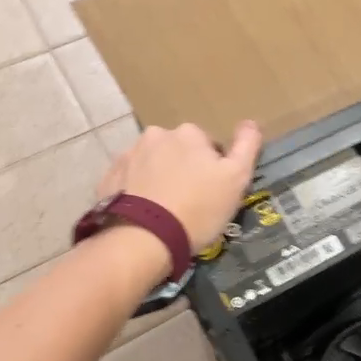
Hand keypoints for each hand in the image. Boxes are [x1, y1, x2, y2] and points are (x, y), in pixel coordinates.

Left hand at [95, 121, 263, 251]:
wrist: (144, 239)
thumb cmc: (199, 208)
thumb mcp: (237, 178)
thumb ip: (247, 146)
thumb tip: (250, 122)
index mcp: (189, 133)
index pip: (209, 145)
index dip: (215, 168)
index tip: (213, 191)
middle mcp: (156, 135)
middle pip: (178, 151)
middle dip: (184, 169)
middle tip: (190, 201)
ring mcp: (128, 155)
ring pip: (153, 163)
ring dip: (160, 177)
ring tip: (165, 209)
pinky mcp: (109, 178)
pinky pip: (131, 179)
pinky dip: (138, 189)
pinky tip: (145, 211)